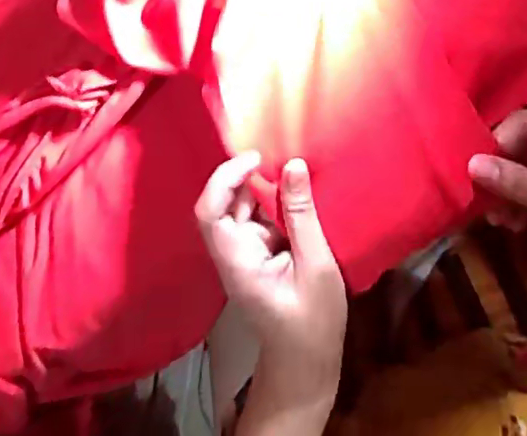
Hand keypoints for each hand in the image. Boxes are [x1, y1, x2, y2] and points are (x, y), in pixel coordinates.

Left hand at [194, 153, 347, 405]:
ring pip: (243, 207)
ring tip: (294, 171)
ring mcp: (244, 253)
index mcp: (236, 261)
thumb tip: (294, 164)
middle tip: (283, 159)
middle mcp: (232, 253)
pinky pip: (259, 218)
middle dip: (249, 177)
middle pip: (225, 204)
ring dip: (264, 188)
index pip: (210, 212)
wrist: (307, 367)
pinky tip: (297, 193)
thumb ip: (302, 215)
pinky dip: (275, 202)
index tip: (256, 159)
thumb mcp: (316, 266)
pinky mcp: (258, 254)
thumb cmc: (313, 324)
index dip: (225, 178)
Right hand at [468, 110, 526, 310]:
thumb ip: (523, 185)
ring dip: (509, 189)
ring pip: (526, 163)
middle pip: (523, 141)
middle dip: (501, 170)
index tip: (471, 176)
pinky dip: (523, 200)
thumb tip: (470, 164)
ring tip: (496, 220)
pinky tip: (513, 223)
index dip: (496, 145)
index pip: (526, 123)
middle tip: (479, 201)